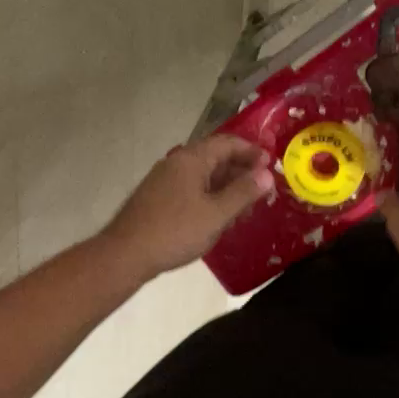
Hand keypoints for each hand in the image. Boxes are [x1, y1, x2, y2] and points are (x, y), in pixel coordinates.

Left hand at [99, 135, 272, 277]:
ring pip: (203, 174)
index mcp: (191, 159)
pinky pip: (191, 187)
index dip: (252, 151)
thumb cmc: (175, 231)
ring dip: (226, 184)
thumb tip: (267, 174)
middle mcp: (177, 162)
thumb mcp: (216, 214)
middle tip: (263, 185)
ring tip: (246, 203)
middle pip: (215, 156)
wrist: (126, 254)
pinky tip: (219, 214)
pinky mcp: (158, 197)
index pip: (227, 143)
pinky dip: (211, 194)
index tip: (272, 164)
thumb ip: (243, 192)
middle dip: (241, 168)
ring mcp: (164, 179)